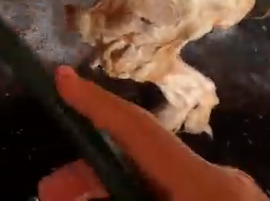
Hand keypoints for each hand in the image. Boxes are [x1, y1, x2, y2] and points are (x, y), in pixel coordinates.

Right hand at [41, 68, 267, 200]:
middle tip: (48, 194)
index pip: (142, 132)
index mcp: (206, 187)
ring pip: (156, 188)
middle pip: (143, 164)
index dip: (98, 105)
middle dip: (92, 175)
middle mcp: (221, 186)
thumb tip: (80, 190)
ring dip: (113, 195)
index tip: (61, 80)